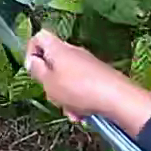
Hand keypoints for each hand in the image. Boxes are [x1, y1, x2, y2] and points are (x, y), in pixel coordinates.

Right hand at [23, 30, 150, 135]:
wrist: (119, 99)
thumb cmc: (79, 90)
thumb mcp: (49, 82)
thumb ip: (37, 70)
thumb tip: (32, 61)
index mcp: (58, 49)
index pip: (39, 37)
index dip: (31, 51)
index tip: (33, 70)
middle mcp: (73, 52)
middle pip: (53, 61)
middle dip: (50, 81)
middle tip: (52, 95)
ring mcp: (88, 64)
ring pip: (67, 77)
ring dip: (65, 95)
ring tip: (71, 111)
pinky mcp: (100, 76)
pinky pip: (81, 86)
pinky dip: (79, 99)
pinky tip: (82, 113)